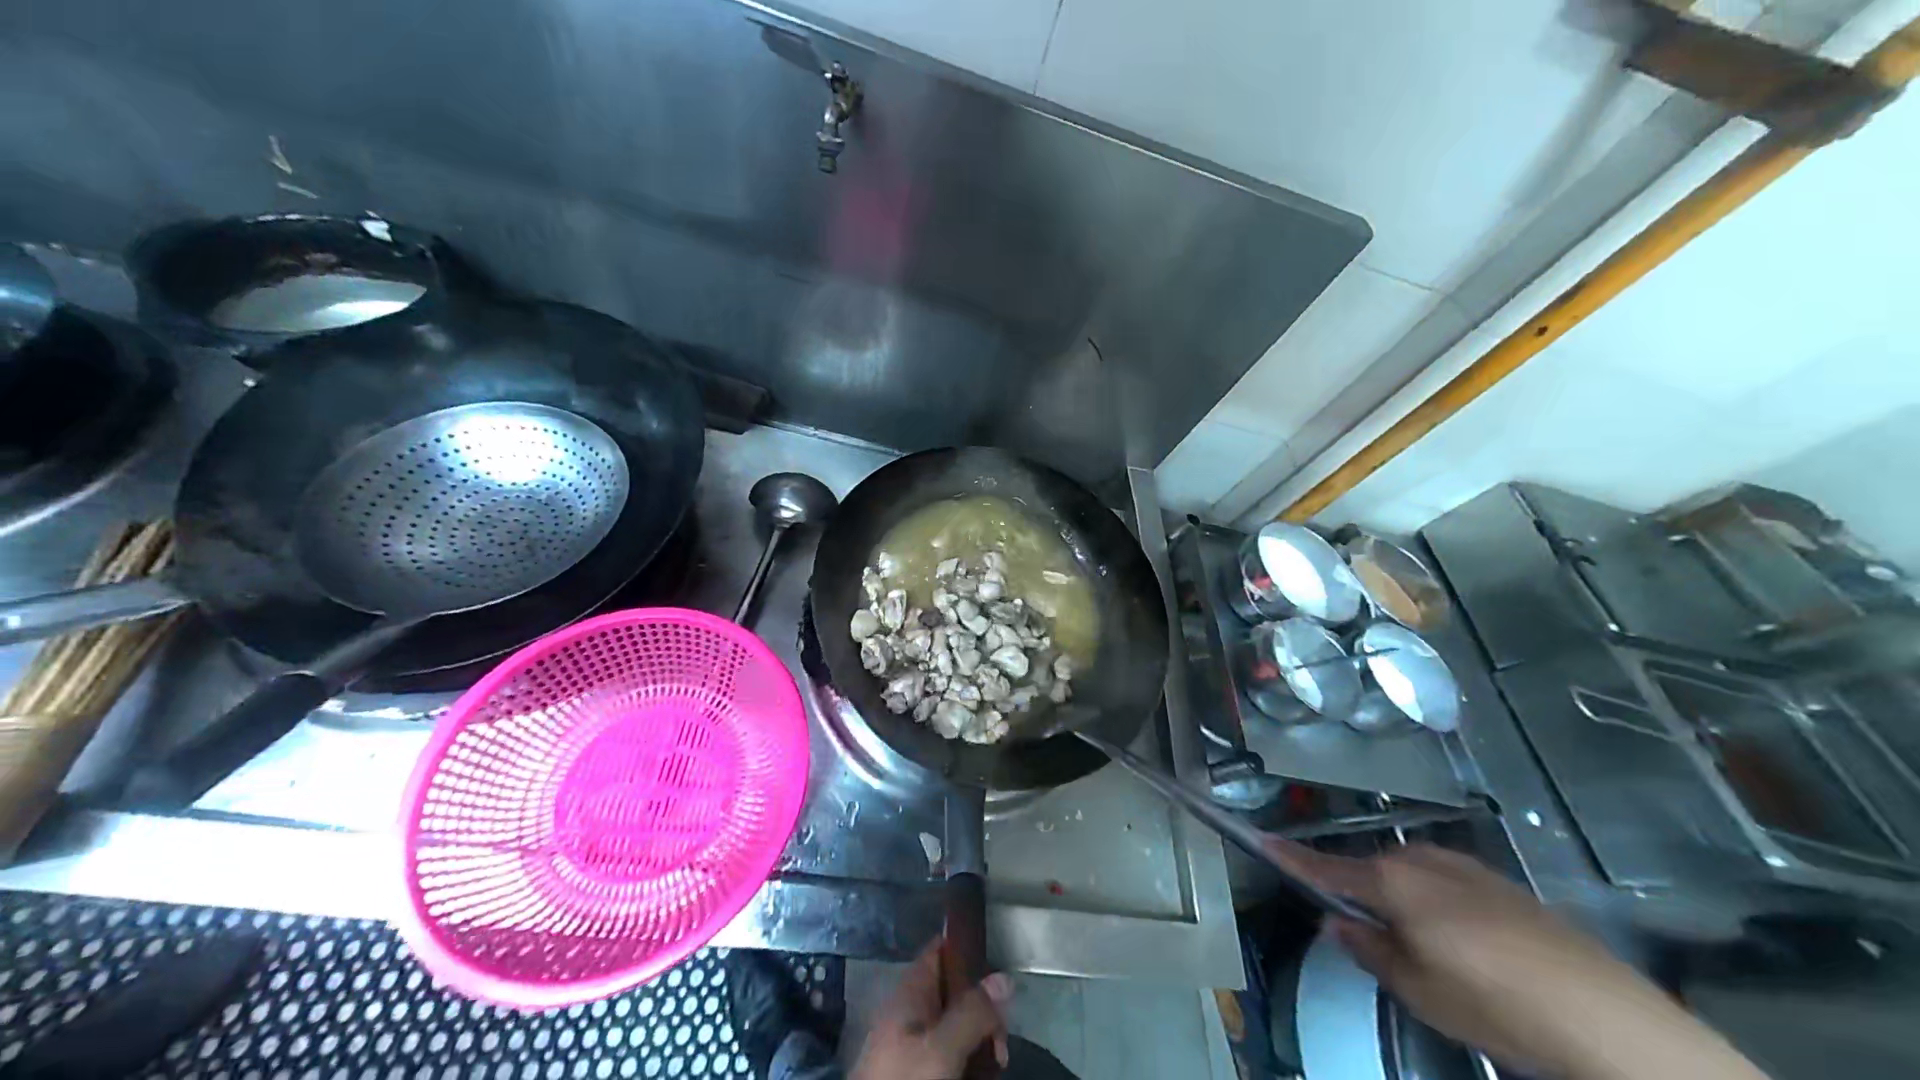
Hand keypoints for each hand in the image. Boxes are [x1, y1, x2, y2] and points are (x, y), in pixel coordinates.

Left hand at [850, 937, 1011, 1079]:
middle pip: (956, 990)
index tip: (998, 969)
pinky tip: (984, 1073)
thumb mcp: (941, 1048)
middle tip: (1000, 1038)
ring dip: (981, 1037)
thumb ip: (972, 1012)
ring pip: (958, 1023)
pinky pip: (952, 1050)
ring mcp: (914, 1041)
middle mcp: (913, 1009)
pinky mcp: (919, 1067)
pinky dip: (971, 1057)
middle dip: (983, 1008)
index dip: (968, 949)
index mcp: (911, 991)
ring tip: (997, 1061)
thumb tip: (1003, 977)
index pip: (940, 950)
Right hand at [1275, 841, 1766, 1079]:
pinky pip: (1446, 884)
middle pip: (1371, 869)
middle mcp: (1423, 859)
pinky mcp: (1501, 882)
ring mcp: (1466, 866)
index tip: (1260, 840)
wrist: (1607, 1018)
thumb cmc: (1492, 1002)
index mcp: (1392, 880)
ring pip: (1411, 877)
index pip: (1325, 866)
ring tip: (1427, 952)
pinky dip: (1437, 905)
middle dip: (1362, 895)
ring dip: (1402, 901)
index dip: (1289, 857)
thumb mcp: (1416, 989)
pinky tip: (1468, 948)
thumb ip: (1366, 947)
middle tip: (1370, 939)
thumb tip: (1337, 921)